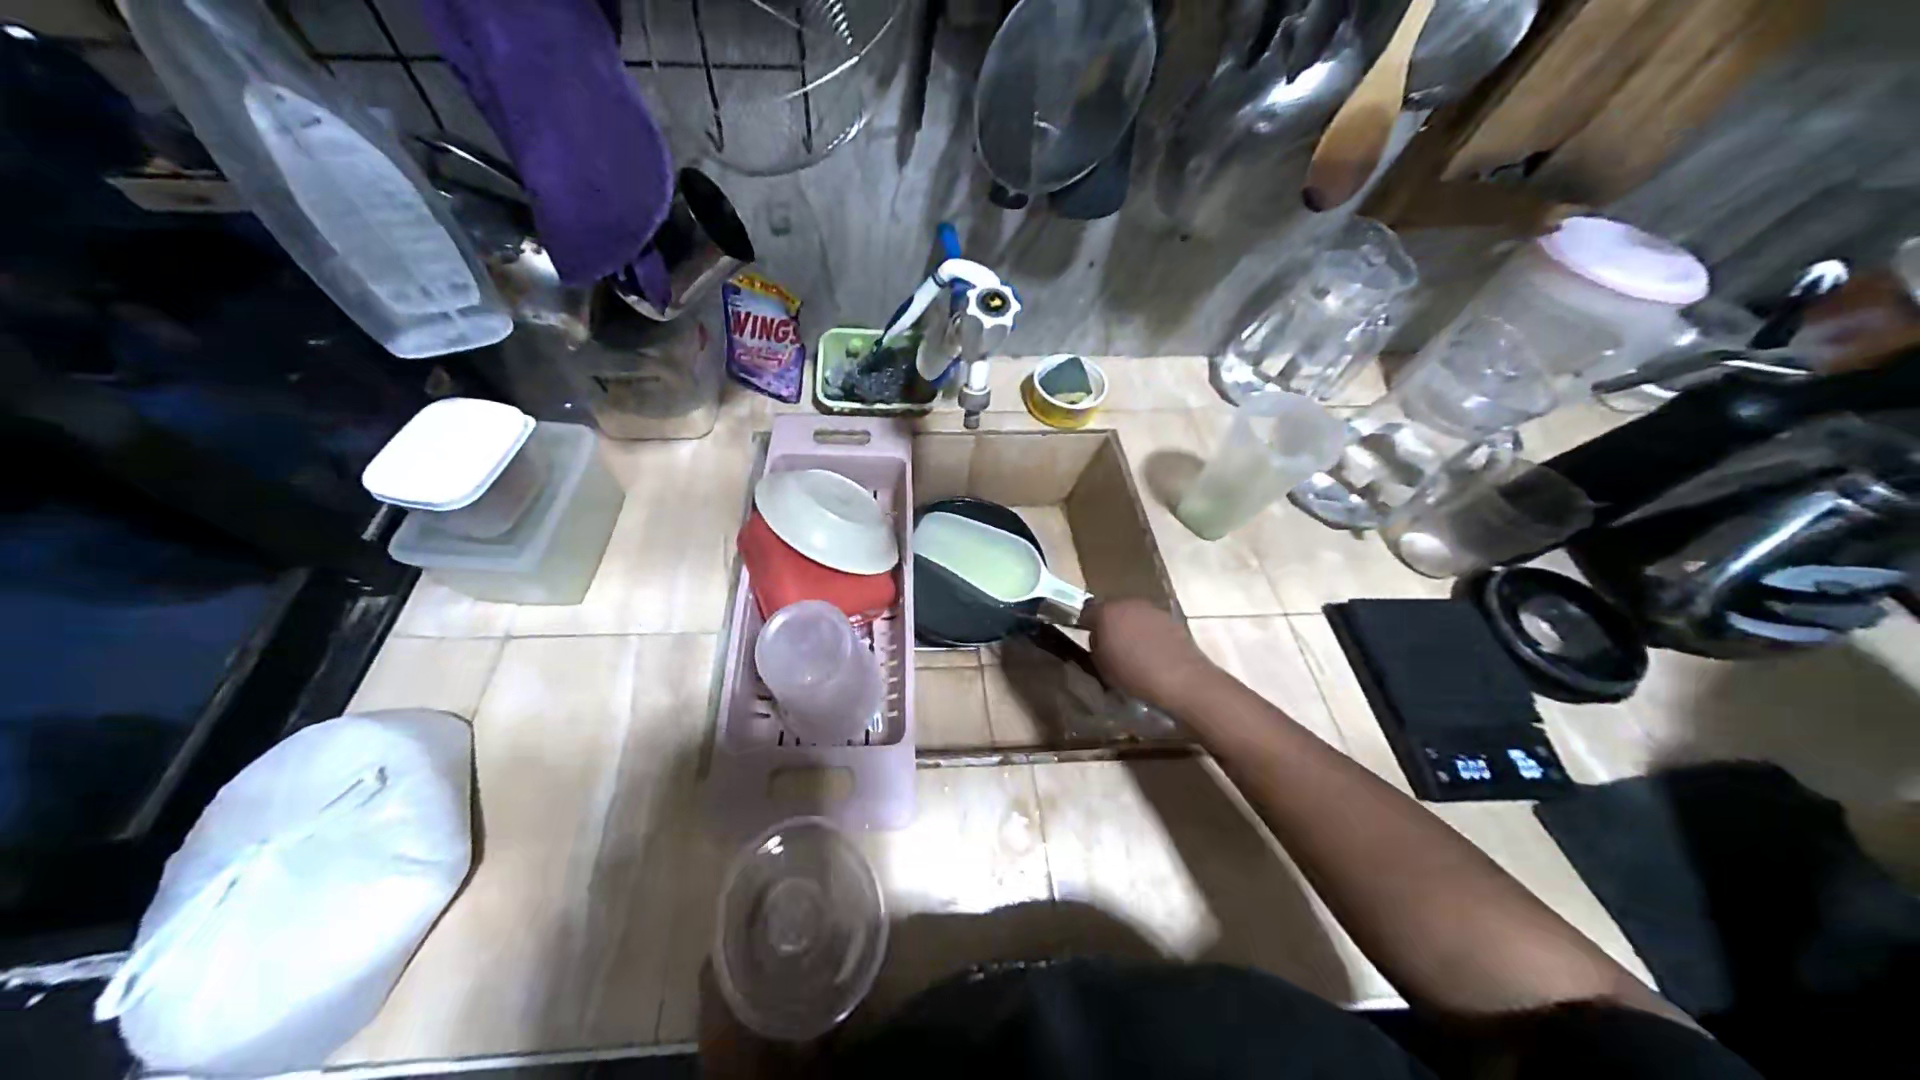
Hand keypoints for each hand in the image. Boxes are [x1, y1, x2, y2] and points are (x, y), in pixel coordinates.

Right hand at [1085, 598, 1217, 711]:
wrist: (1181, 679)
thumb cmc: (1133, 674)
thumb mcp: (1101, 666)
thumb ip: (1094, 646)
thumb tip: (1098, 638)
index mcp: (1105, 612)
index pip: (1087, 612)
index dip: (1086, 626)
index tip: (1090, 642)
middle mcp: (1128, 603)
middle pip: (1112, 609)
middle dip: (1110, 624)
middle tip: (1111, 646)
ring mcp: (1152, 608)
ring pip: (1133, 614)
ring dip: (1131, 627)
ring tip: (1135, 650)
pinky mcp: (1171, 618)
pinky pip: (1151, 623)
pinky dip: (1149, 632)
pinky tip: (1153, 652)